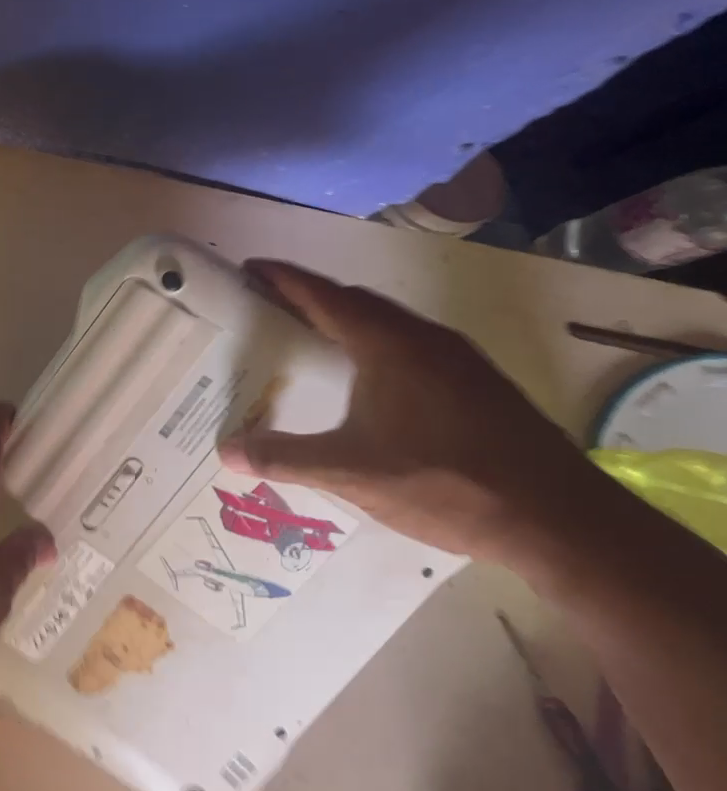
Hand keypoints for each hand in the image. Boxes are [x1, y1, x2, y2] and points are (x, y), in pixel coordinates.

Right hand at [219, 260, 609, 566]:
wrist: (564, 523)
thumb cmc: (446, 483)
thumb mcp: (350, 473)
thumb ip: (284, 458)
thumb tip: (226, 450)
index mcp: (390, 345)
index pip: (324, 296)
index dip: (283, 279)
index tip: (248, 268)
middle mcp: (426, 341)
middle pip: (358, 303)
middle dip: (311, 298)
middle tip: (268, 305)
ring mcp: (461, 363)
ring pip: (390, 325)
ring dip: (348, 322)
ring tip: (310, 337)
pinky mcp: (481, 388)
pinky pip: (413, 347)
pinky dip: (376, 346)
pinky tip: (367, 380)